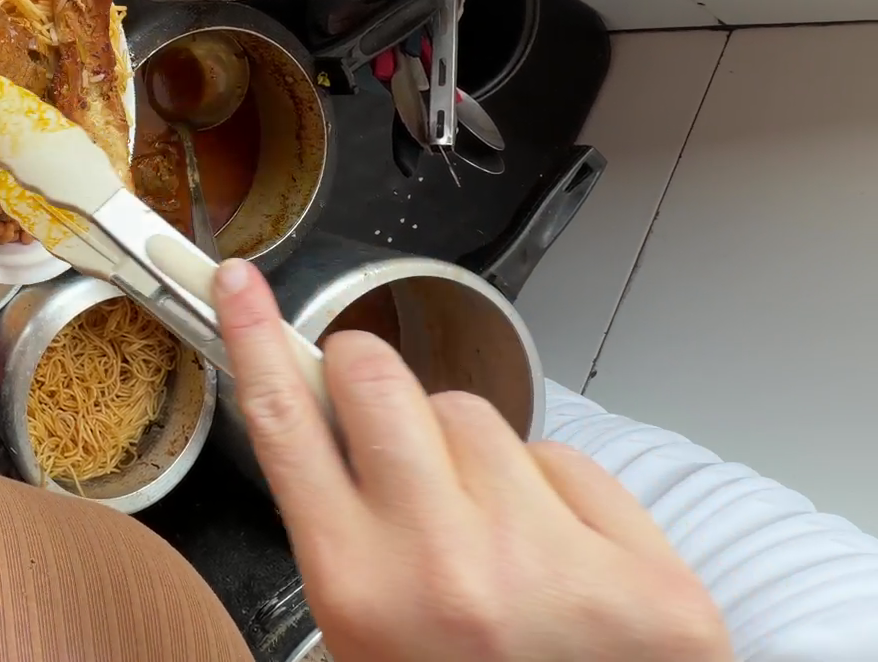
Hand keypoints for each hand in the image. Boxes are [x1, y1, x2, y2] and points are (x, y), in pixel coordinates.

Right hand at [211, 259, 732, 661]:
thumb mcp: (351, 611)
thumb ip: (328, 506)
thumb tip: (315, 392)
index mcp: (354, 583)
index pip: (283, 421)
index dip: (253, 337)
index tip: (239, 281)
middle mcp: (445, 570)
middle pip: (378, 379)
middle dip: (366, 368)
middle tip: (374, 400)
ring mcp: (552, 571)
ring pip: (471, 413)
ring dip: (463, 448)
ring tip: (485, 526)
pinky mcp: (652, 585)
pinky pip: (564, 457)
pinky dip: (549, 489)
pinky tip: (555, 555)